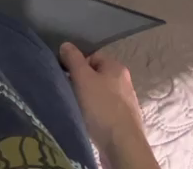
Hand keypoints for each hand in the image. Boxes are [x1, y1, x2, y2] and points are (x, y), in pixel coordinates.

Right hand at [60, 43, 155, 165]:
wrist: (123, 147)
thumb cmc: (102, 107)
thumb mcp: (82, 78)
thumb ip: (73, 59)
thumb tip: (66, 45)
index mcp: (117, 67)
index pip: (92, 57)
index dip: (78, 66)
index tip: (69, 79)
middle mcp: (125, 83)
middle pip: (97, 76)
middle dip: (83, 85)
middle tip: (72, 94)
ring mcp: (127, 104)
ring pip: (101, 96)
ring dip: (89, 102)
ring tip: (80, 111)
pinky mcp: (126, 123)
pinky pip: (106, 113)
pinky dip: (97, 116)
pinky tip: (91, 124)